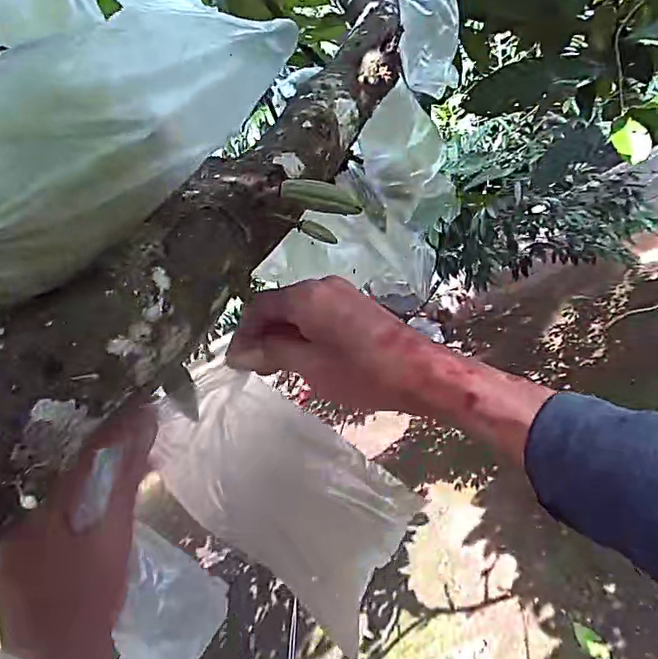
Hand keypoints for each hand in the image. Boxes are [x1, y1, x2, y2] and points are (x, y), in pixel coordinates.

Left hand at [0, 406, 154, 658]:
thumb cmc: (92, 601)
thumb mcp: (115, 536)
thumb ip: (126, 481)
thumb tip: (141, 424)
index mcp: (45, 516)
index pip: (87, 462)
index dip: (118, 433)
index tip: (146, 405)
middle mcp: (25, 529)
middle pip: (76, 481)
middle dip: (110, 458)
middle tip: (147, 441)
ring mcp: (20, 556)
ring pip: (68, 505)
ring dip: (100, 487)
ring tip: (134, 478)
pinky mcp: (24, 578)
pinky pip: (61, 529)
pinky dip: (87, 514)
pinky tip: (105, 522)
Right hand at [227, 277, 553, 461]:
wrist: (421, 373)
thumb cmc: (363, 373)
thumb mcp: (311, 366)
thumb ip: (273, 353)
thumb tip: (239, 353)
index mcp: (307, 296)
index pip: (260, 306)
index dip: (243, 333)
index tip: (236, 363)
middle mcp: (323, 285)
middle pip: (279, 304)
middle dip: (262, 334)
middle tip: (255, 368)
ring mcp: (343, 294)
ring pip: (300, 309)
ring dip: (284, 334)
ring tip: (278, 366)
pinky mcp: (357, 306)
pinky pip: (319, 313)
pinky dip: (305, 332)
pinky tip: (305, 357)